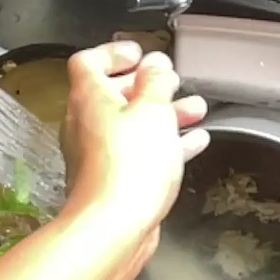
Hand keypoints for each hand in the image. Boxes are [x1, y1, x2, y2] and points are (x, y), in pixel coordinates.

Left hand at [61, 41, 208, 236]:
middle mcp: (86, 125)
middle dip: (148, 86)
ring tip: (193, 109)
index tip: (140, 53)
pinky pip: (138, 153)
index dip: (114, 53)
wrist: (114, 227)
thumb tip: (156, 67)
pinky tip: (191, 142)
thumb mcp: (153, 111)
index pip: (89, 61)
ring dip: (162, 115)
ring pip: (131, 125)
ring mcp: (98, 155)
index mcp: (89, 98)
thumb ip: (156, 84)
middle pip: (114, 95)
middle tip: (171, 81)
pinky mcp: (113, 181)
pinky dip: (163, 144)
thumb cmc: (129, 167)